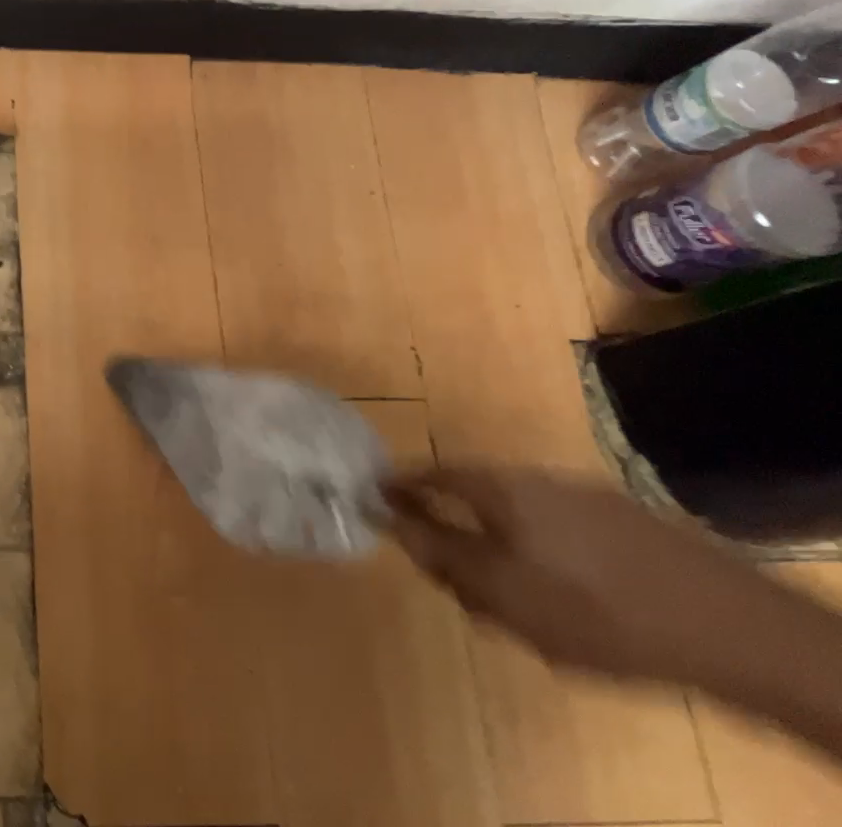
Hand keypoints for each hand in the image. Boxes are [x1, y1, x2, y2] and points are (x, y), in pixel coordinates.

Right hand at [387, 466, 788, 686]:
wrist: (733, 631)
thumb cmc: (591, 611)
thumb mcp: (496, 591)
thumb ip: (437, 552)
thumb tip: (386, 517)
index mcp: (503, 490)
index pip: (432, 473)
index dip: (399, 486)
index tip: (373, 500)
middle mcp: (543, 481)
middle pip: (477, 497)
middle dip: (455, 529)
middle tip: (450, 576)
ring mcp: (594, 500)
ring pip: (522, 519)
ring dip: (502, 547)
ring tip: (510, 599)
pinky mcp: (633, 527)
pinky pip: (563, 533)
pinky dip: (543, 555)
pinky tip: (565, 598)